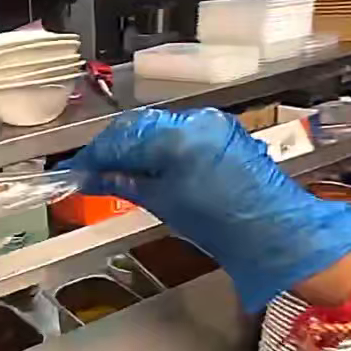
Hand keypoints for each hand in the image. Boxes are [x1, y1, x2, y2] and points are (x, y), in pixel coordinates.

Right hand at [62, 108, 350, 309]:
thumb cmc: (221, 224)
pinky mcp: (221, 130)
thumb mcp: (163, 202)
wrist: (273, 231)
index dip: (94, 155)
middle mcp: (193, 119)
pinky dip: (157, 145)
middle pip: (136, 125)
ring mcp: (210, 122)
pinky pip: (178, 130)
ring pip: (156, 126)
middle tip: (92, 170)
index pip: (120, 137)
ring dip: (133, 145)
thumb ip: (125, 181)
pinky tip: (146, 164)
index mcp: (175, 136)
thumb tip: (95, 176)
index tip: (77, 170)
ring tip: (116, 170)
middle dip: (111, 147)